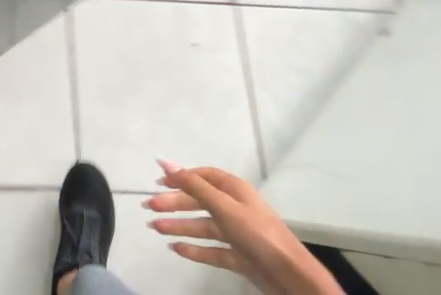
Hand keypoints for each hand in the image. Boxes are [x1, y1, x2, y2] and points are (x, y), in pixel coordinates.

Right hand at [143, 159, 342, 294]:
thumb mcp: (225, 207)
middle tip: (148, 208)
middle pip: (199, 201)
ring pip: (202, 226)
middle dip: (174, 203)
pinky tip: (175, 249)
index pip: (203, 177)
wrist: (292, 278)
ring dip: (178, 226)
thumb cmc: (259, 235)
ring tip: (154, 229)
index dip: (180, 177)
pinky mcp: (239, 257)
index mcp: (234, 190)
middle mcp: (235, 208)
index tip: (157, 182)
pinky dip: (193, 249)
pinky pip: (211, 250)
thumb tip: (165, 162)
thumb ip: (194, 186)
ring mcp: (237, 234)